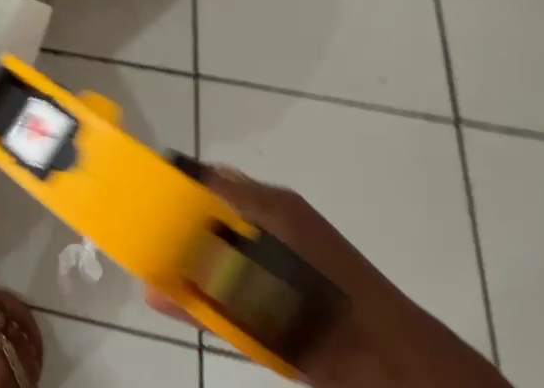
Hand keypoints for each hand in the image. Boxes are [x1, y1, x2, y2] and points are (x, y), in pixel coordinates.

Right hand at [147, 166, 511, 387]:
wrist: (410, 366)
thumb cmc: (333, 334)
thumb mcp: (262, 325)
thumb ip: (204, 306)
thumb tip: (149, 291)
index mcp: (269, 208)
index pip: (202, 177)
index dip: (166, 184)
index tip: (133, 204)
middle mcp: (279, 206)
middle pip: (213, 194)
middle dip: (180, 215)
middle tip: (149, 242)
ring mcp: (295, 224)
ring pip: (232, 216)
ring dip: (204, 236)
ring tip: (177, 264)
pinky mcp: (305, 245)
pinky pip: (253, 234)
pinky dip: (230, 251)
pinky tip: (219, 280)